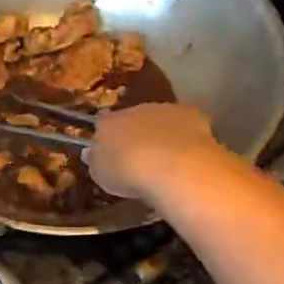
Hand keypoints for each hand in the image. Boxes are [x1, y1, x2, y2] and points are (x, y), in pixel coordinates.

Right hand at [83, 103, 225, 198]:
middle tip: (140, 157)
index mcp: (108, 123)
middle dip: (136, 133)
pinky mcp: (192, 114)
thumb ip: (96, 160)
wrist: (171, 165)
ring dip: (162, 134)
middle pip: (133, 119)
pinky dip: (186, 135)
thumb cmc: (129, 173)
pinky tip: (189, 154)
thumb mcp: (101, 174)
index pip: (102, 123)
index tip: (111, 150)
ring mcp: (165, 109)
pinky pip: (186, 124)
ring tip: (167, 159)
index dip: (106, 135)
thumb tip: (91, 151)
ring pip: (160, 119)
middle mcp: (135, 109)